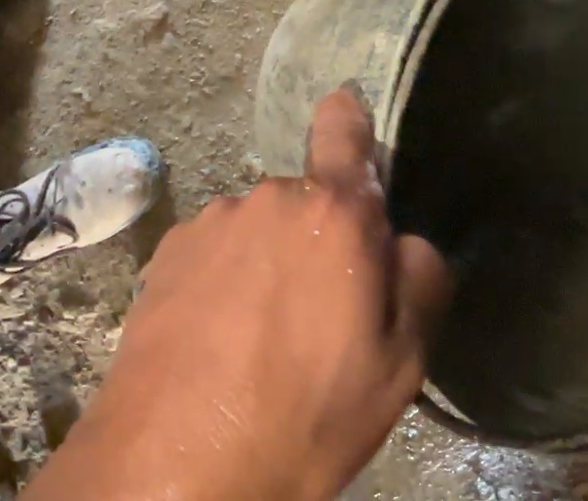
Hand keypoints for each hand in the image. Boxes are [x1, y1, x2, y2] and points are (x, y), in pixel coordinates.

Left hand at [23, 88, 452, 500]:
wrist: (175, 470)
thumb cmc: (306, 415)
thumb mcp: (401, 365)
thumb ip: (421, 279)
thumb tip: (404, 241)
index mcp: (335, 213)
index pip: (344, 130)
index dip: (350, 121)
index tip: (350, 122)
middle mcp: (270, 199)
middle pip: (309, 201)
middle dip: (319, 239)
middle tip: (318, 313)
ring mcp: (211, 224)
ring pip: (260, 229)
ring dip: (268, 261)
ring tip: (261, 337)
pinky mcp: (166, 254)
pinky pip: (216, 251)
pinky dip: (224, 279)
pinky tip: (219, 338)